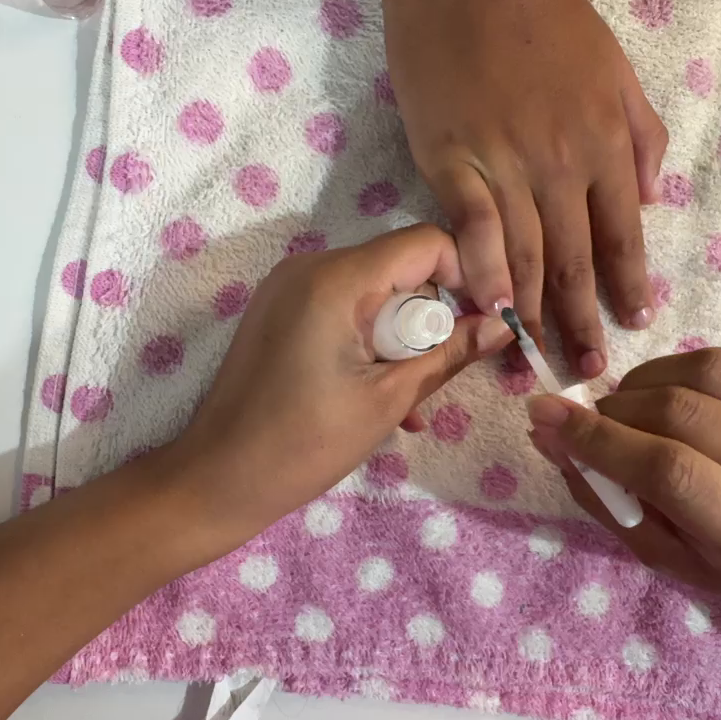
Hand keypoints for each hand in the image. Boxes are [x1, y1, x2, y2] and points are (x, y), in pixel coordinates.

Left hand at [170, 225, 507, 531]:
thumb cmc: (305, 444)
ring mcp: (287, 287)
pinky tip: (373, 393)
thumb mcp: (388, 400)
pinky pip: (341, 308)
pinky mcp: (277, 310)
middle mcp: (309, 266)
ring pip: (372, 291)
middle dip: (427, 318)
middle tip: (432, 376)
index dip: (466, 276)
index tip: (481, 324)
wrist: (218, 477)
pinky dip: (365, 340)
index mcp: (336, 279)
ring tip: (403, 401)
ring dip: (398, 338)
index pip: (426, 242)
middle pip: (398, 267)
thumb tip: (502, 324)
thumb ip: (449, 354)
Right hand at [381, 0, 667, 378]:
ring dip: (535, 316)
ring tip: (537, 361)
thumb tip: (651, 197)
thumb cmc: (542, 11)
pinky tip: (488, 313)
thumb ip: (639, 132)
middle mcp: (564, 164)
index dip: (626, 285)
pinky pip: (474, 230)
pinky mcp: (453, 161)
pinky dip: (483, 274)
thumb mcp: (614, 63)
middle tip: (587, 372)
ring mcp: (507, 165)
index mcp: (606, 142)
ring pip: (527, 257)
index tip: (631, 325)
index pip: (622, 233)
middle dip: (582, 322)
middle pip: (576, 260)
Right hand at [525, 348, 720, 613]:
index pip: (673, 472)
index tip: (545, 416)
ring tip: (631, 405)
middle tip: (594, 421)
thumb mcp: (663, 553)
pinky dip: (684, 370)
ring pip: (710, 371)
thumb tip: (545, 429)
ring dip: (648, 380)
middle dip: (619, 409)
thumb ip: (604, 495)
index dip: (602, 440)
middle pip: (687, 414)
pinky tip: (676, 395)